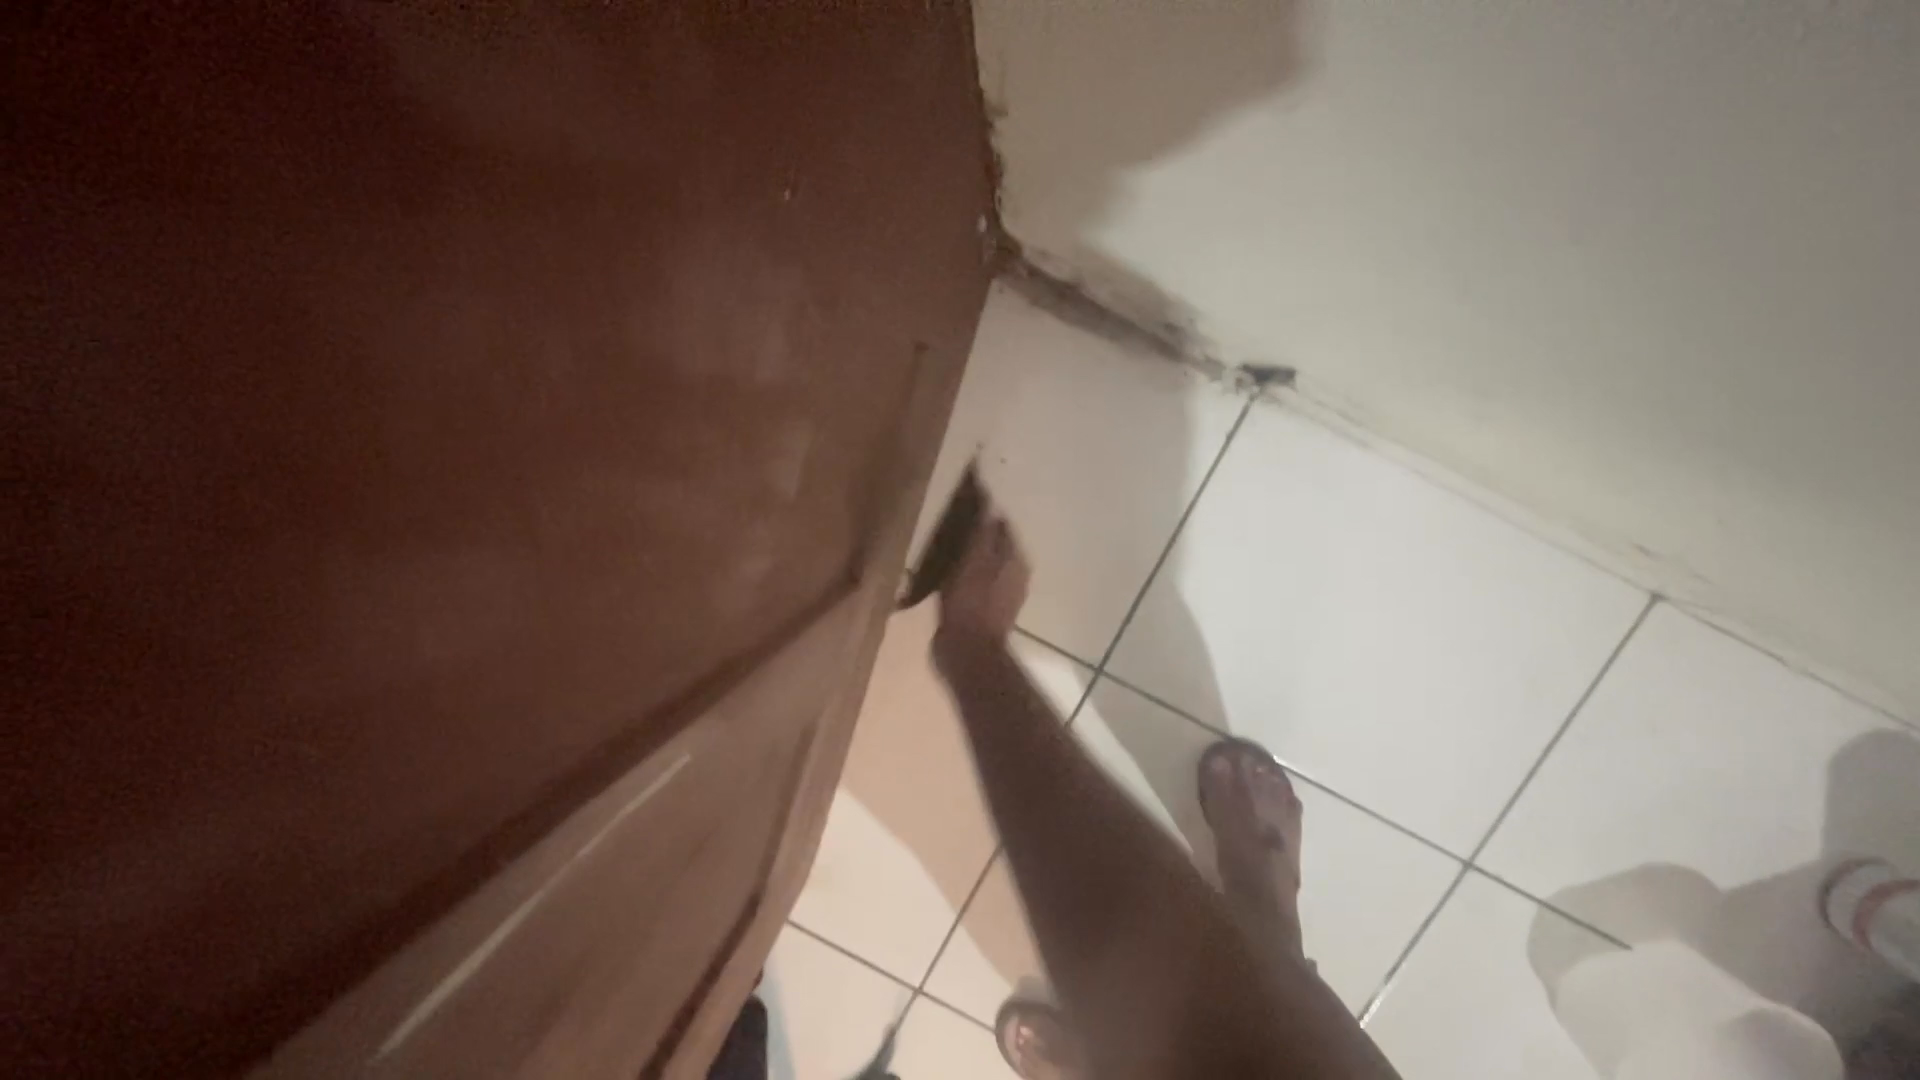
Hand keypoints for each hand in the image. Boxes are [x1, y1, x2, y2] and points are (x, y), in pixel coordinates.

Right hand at [936, 513, 1030, 646]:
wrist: (967, 653)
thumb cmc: (971, 603)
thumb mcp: (975, 561)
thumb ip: (982, 532)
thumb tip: (990, 502)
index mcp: (1016, 560)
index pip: (1002, 525)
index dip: (984, 511)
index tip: (963, 500)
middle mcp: (1014, 575)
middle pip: (994, 545)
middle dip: (977, 533)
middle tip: (949, 522)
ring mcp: (1000, 595)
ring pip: (983, 564)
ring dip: (968, 555)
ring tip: (942, 545)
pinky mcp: (983, 611)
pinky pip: (972, 583)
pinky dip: (961, 575)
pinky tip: (942, 574)